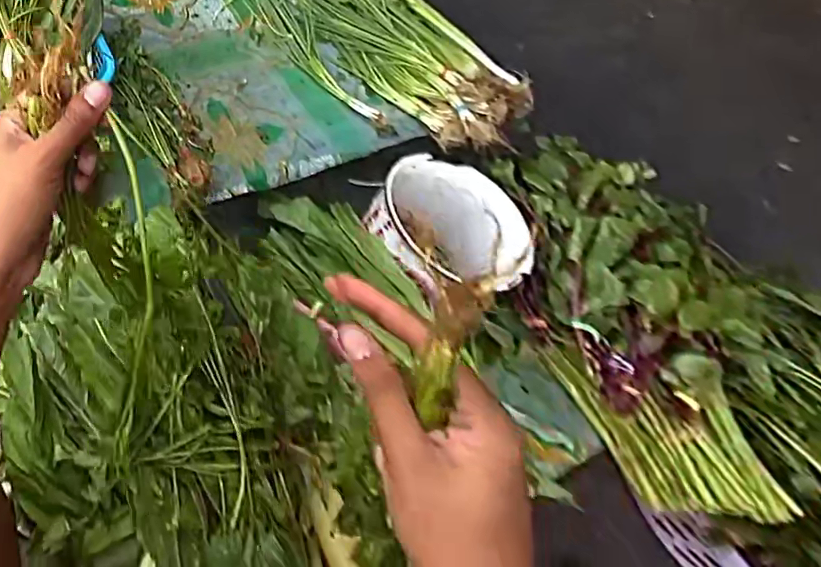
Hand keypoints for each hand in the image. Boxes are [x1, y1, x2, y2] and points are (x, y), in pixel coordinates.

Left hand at [0, 81, 111, 299]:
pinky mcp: (45, 185)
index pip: (49, 92)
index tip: (101, 106)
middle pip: (66, 119)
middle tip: (91, 149)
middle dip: (84, 136)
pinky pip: (71, 168)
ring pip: (73, 145)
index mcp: (11, 122)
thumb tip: (103, 83)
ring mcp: (33, 163)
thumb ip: (76, 120)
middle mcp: (21, 137)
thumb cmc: (13, 203)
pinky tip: (80, 191)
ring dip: (84, 160)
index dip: (76, 97)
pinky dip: (79, 177)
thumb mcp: (47, 156)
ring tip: (82, 179)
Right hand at [325, 275, 533, 566]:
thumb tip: (351, 331)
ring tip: (383, 445)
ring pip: (420, 397)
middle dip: (379, 348)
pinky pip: (424, 424)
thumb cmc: (446, 536)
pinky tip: (390, 454)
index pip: (426, 342)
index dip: (380, 308)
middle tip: (335, 311)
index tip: (342, 284)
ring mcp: (476, 440)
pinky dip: (399, 428)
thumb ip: (380, 391)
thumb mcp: (407, 459)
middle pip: (423, 365)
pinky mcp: (464, 461)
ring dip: (389, 406)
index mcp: (484, 411)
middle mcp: (485, 416)